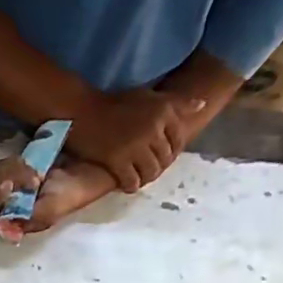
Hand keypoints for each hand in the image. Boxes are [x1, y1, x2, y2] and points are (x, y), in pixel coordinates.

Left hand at [0, 156, 120, 241]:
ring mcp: (14, 188)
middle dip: (10, 181)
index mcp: (17, 222)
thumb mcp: (52, 210)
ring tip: (39, 172)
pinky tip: (35, 163)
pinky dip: (19, 162)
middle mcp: (11, 207)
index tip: (9, 185)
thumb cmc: (74, 192)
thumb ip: (27, 218)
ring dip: (17, 171)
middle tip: (34, 177)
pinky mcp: (18, 171)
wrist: (91, 167)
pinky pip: (6, 164)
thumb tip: (1, 227)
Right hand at [67, 88, 204, 192]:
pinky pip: (131, 181)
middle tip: (147, 171)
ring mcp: (136, 146)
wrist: (80, 112)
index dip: (172, 153)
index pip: (179, 139)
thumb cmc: (112, 103)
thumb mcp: (147, 96)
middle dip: (158, 167)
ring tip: (138, 179)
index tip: (162, 158)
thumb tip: (202, 105)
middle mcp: (153, 129)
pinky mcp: (117, 161)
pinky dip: (131, 186)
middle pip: (165, 158)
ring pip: (151, 172)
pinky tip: (126, 185)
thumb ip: (175, 103)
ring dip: (146, 179)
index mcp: (163, 111)